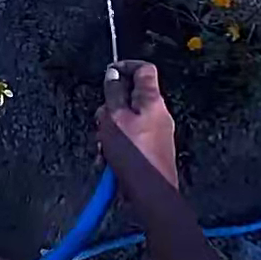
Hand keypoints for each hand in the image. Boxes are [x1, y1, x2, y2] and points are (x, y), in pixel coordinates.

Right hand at [97, 60, 177, 195]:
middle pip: (131, 96)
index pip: (144, 69)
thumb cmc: (134, 156)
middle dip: (111, 105)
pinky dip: (118, 143)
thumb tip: (113, 74)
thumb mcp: (114, 118)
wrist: (151, 194)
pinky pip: (131, 137)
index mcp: (152, 101)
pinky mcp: (152, 149)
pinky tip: (110, 158)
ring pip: (128, 118)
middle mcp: (158, 113)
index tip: (109, 72)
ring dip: (111, 127)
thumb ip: (112, 93)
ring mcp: (157, 132)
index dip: (126, 66)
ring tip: (105, 144)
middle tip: (102, 119)